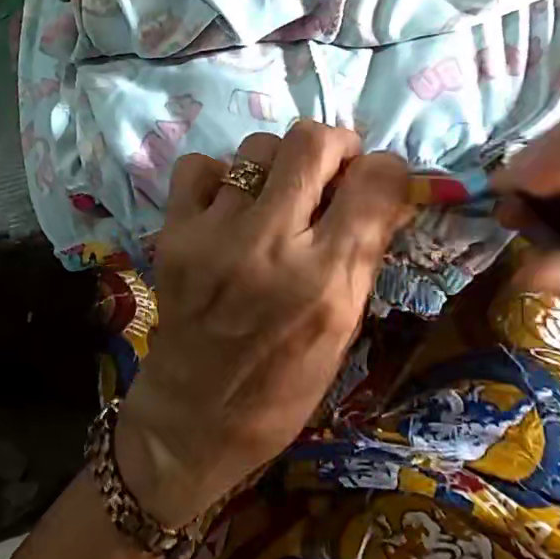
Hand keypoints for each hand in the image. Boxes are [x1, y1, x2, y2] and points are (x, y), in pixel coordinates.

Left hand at [115, 121, 412, 527]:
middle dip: (333, 147)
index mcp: (326, 281)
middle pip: (311, 141)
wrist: (196, 417)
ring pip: (257, 147)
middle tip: (330, 171)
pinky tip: (226, 205)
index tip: (377, 180)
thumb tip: (383, 189)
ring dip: (277, 163)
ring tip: (275, 195)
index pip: (375, 181)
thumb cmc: (283, 387)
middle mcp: (271, 245)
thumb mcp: (343, 328)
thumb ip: (362, 253)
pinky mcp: (172, 235)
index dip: (387, 169)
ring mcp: (214, 235)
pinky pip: (199, 167)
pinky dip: (218, 177)